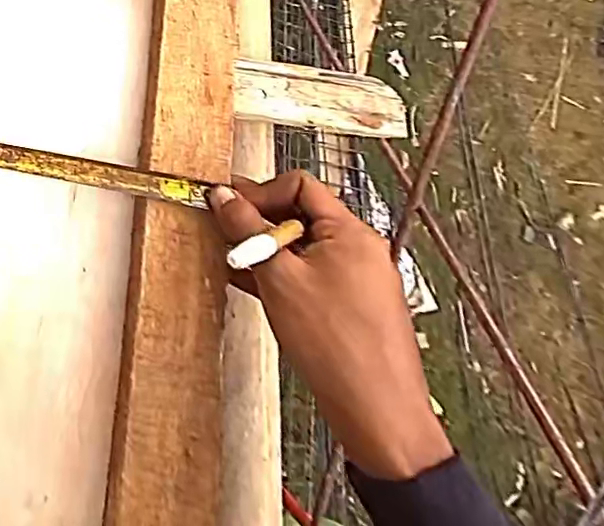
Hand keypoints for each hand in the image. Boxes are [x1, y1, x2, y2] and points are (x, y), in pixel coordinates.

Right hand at [209, 172, 451, 480]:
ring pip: (302, 246)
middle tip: (227, 235)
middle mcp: (359, 249)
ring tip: (235, 263)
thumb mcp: (278, 277)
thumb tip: (224, 196)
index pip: (298, 185)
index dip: (260, 192)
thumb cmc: (338, 348)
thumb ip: (248, 230)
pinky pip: (310, 273)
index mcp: (350, 233)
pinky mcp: (352, 305)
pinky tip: (253, 286)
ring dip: (266, 251)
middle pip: (299, 214)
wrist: (379, 418)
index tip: (230, 207)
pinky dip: (281, 274)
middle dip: (259, 223)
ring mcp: (358, 278)